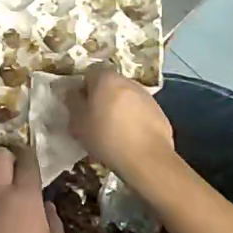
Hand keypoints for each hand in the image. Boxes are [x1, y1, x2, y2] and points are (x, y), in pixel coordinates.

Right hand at [70, 64, 176, 179]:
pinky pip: (139, 111)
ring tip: (113, 131)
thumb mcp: (78, 122)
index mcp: (106, 79)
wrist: (147, 160)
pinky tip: (129, 138)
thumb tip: (72, 92)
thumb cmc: (106, 137)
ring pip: (126, 98)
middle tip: (94, 119)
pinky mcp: (160, 113)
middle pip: (109, 84)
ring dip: (118, 108)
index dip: (83, 88)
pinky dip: (133, 120)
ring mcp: (147, 97)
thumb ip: (72, 102)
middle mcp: (128, 81)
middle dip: (101, 98)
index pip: (90, 72)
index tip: (80, 105)